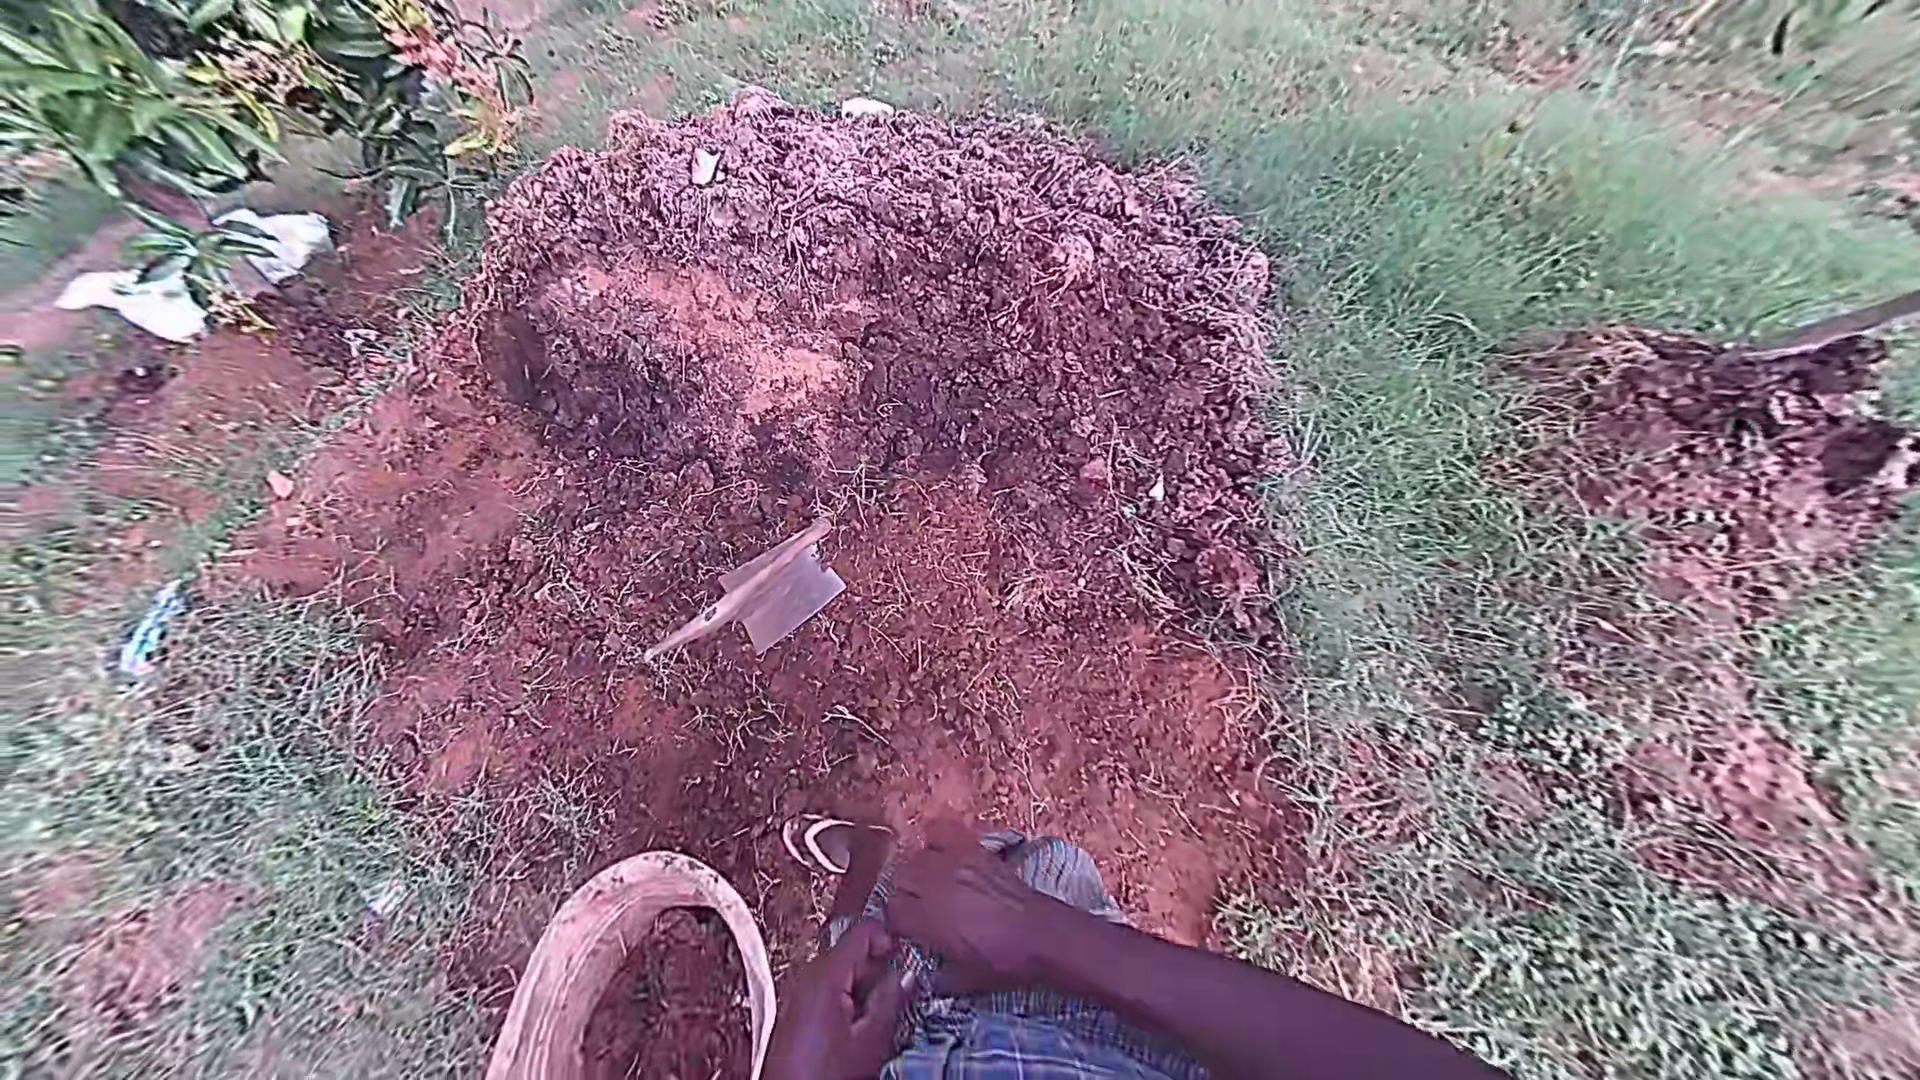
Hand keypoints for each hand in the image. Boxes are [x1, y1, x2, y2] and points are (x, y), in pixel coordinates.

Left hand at [764, 922, 909, 1079]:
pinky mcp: (797, 1013)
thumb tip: (905, 973)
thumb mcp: (869, 1040)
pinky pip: (830, 991)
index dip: (889, 939)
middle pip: (853, 951)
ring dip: (864, 989)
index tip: (905, 956)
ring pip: (844, 973)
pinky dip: (848, 1002)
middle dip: (878, 970)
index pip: (863, 931)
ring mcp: (800, 994)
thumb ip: (890, 998)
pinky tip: (855, 1029)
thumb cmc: (821, 1078)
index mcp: (826, 972)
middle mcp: (808, 976)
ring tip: (875, 1017)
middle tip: (896, 992)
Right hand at [884, 820, 1073, 990]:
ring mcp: (955, 862)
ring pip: (917, 856)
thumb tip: (924, 977)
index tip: (905, 928)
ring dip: (918, 871)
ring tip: (930, 883)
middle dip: (904, 892)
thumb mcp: (965, 980)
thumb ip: (937, 977)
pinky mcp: (972, 849)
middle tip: (917, 905)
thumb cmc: (1002, 961)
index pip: (893, 910)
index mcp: (930, 919)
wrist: (1038, 932)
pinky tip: (944, 857)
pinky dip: (937, 844)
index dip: (896, 921)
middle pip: (900, 877)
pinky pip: (942, 836)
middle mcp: (936, 885)